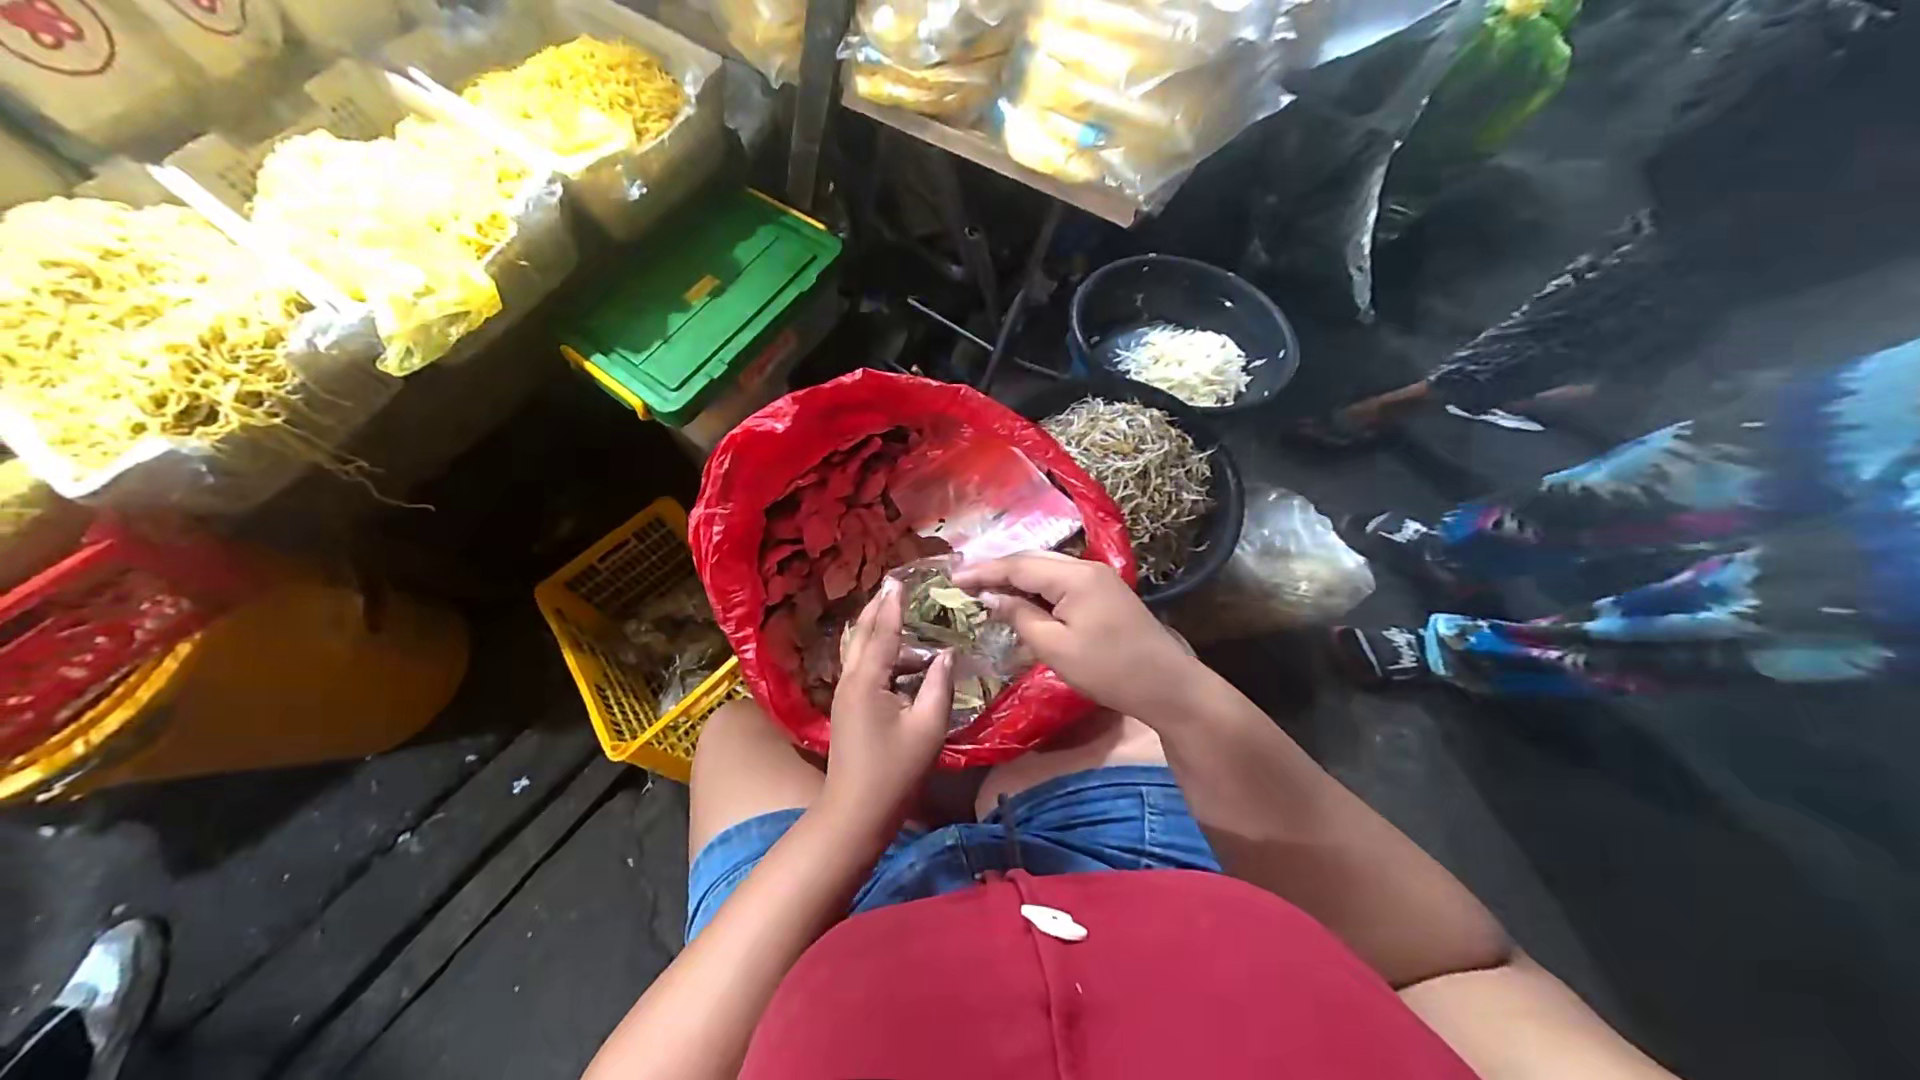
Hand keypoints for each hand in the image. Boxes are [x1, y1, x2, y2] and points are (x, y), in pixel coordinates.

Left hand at [821, 578, 954, 829]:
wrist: (856, 811)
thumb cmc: (895, 770)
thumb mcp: (928, 727)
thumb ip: (938, 685)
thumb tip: (946, 654)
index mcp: (867, 680)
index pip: (883, 632)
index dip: (893, 605)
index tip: (899, 579)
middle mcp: (850, 680)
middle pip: (861, 634)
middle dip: (876, 608)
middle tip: (892, 586)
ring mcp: (845, 695)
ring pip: (858, 650)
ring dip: (876, 630)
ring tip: (898, 615)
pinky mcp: (848, 708)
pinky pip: (861, 667)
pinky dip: (876, 651)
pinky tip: (895, 656)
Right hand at [954, 552, 1198, 721]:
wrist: (1168, 686)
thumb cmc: (1109, 670)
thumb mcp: (1055, 648)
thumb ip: (1020, 616)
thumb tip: (991, 597)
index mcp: (1074, 576)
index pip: (1018, 565)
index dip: (983, 571)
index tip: (952, 579)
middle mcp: (1087, 567)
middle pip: (1032, 559)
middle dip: (997, 570)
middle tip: (965, 583)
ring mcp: (1099, 578)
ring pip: (1047, 568)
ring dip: (1016, 578)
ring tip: (986, 591)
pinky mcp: (1105, 592)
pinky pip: (1061, 580)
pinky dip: (1036, 587)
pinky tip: (1021, 600)